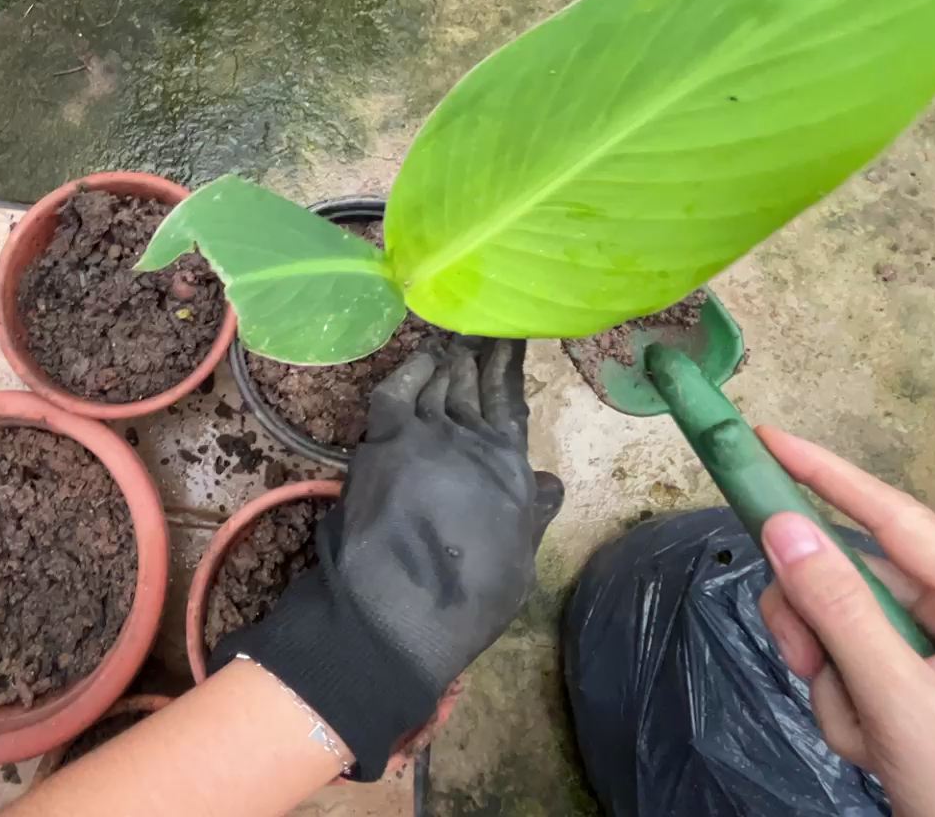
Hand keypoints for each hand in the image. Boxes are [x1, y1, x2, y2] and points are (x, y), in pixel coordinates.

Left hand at [214, 338, 562, 779]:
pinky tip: (418, 357)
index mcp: (507, 466)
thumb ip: (531, 512)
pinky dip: (408, 370)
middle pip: (473, 382)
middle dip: (477, 351)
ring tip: (453, 334)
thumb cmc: (467, 595)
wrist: (403, 610)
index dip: (509, 367)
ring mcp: (426, 432)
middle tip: (478, 324)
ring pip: (439, 380)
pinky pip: (396, 389)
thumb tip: (550, 481)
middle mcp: (470, 438)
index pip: (511, 401)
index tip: (511, 337)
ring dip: (447, 356)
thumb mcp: (518, 557)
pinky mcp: (384, 438)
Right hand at [754, 428, 934, 816]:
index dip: (829, 474)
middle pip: (857, 579)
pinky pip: (849, 661)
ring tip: (851, 725)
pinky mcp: (921, 690)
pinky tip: (868, 741)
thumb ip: (839, 611)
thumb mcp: (907, 709)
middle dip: (817, 618)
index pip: (900, 522)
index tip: (766, 439)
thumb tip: (781, 526)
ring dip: (826, 668)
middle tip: (798, 657)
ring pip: (843, 621)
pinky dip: (839, 695)